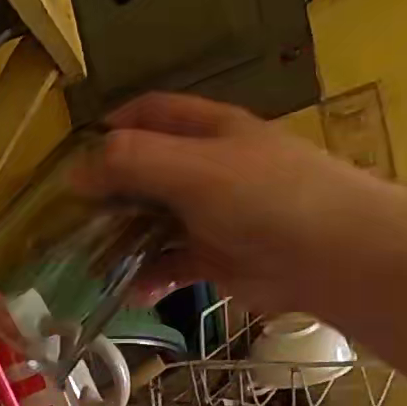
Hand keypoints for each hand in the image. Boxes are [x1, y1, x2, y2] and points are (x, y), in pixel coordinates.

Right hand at [73, 93, 389, 312]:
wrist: (335, 256)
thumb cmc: (265, 196)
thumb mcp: (194, 167)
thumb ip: (132, 162)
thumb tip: (75, 173)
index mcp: (209, 130)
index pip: (152, 113)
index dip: (113, 125)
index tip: (75, 153)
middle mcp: (210, 168)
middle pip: (148, 171)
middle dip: (110, 193)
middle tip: (71, 219)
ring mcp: (216, 215)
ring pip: (157, 222)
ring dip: (125, 240)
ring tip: (91, 262)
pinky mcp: (223, 259)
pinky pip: (176, 264)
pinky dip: (153, 276)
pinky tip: (133, 292)